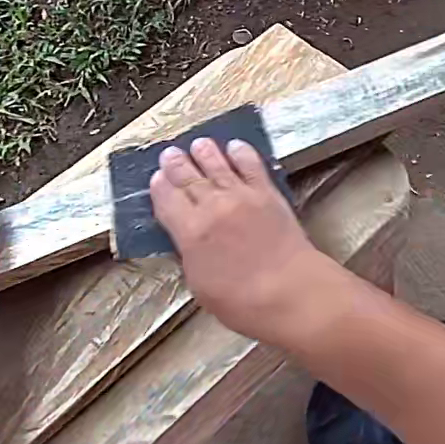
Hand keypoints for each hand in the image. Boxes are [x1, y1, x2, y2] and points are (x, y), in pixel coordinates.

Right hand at [148, 138, 335, 342]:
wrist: (288, 289)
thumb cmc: (241, 300)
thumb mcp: (199, 283)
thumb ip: (190, 253)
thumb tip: (187, 237)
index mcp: (190, 232)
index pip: (167, 201)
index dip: (160, 187)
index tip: (156, 176)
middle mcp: (213, 207)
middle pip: (190, 179)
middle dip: (177, 164)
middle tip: (170, 152)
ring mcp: (243, 197)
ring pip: (219, 166)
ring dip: (207, 153)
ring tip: (198, 143)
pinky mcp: (268, 194)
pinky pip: (252, 167)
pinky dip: (243, 154)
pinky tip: (236, 146)